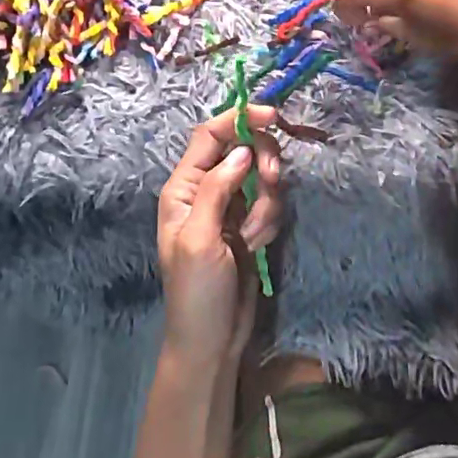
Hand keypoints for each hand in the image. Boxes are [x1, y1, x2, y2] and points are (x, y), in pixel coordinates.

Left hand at [156, 106, 283, 364]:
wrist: (212, 342)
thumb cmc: (196, 292)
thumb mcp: (200, 238)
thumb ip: (218, 189)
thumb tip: (242, 150)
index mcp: (184, 187)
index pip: (210, 135)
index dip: (240, 118)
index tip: (273, 116)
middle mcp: (206, 189)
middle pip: (243, 149)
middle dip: (263, 163)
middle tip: (273, 182)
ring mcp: (230, 206)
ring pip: (262, 177)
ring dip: (267, 202)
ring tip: (253, 236)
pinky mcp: (249, 223)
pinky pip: (270, 203)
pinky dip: (269, 221)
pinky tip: (257, 246)